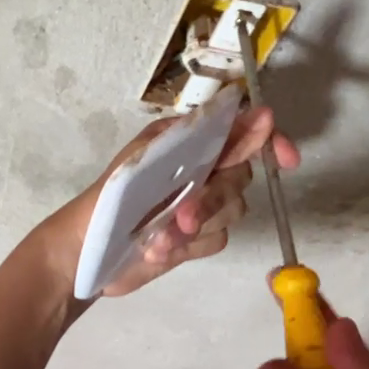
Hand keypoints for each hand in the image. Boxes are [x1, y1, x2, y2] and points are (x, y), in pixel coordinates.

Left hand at [39, 106, 298, 297]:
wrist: (84, 254)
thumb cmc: (107, 198)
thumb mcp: (149, 161)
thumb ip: (202, 139)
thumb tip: (258, 114)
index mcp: (186, 141)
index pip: (241, 130)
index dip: (268, 140)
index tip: (285, 160)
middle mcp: (199, 168)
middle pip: (241, 175)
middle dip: (213, 199)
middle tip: (183, 217)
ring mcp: (199, 204)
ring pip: (233, 210)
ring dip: (195, 228)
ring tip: (157, 239)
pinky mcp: (196, 238)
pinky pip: (218, 239)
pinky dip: (190, 247)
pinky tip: (160, 249)